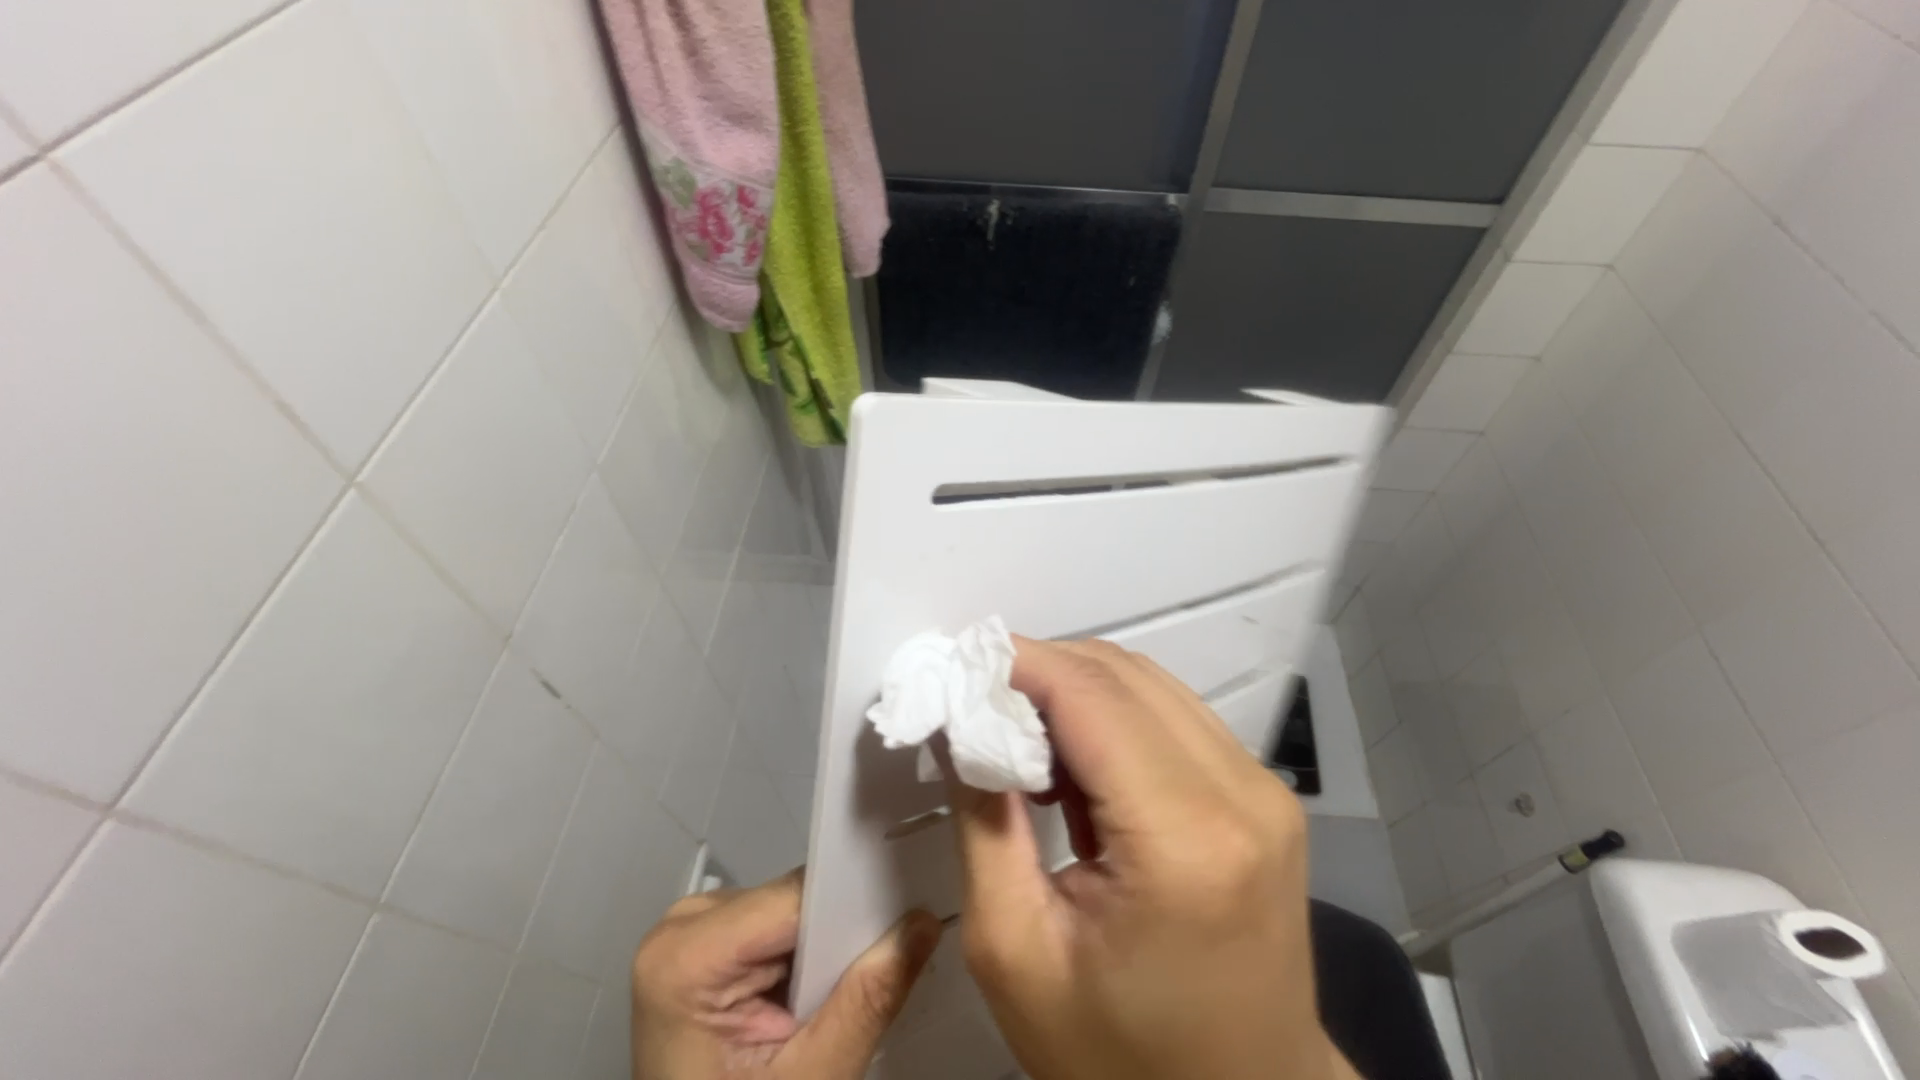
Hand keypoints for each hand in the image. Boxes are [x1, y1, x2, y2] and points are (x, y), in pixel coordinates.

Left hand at [630, 869, 943, 1079]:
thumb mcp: (810, 1078)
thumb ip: (865, 1002)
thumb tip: (923, 922)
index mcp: (687, 954)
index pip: (796, 899)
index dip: (856, 905)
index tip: (914, 911)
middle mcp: (684, 923)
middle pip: (793, 899)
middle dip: (844, 930)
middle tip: (896, 959)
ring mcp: (692, 930)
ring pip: (791, 908)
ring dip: (829, 944)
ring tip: (854, 986)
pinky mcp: (704, 944)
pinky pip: (776, 925)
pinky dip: (807, 955)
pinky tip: (822, 990)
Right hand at [943, 638, 1357, 1079]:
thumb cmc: (1119, 1053)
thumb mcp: (1015, 951)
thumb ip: (984, 822)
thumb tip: (965, 725)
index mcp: (1184, 841)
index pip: (1091, 697)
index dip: (1017, 665)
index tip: (957, 669)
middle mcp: (1242, 796)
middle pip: (1123, 677)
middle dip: (1040, 673)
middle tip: (978, 712)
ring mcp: (1266, 792)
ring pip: (1151, 686)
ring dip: (1076, 695)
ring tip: (1024, 753)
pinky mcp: (1266, 798)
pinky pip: (1177, 719)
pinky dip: (1115, 721)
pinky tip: (1077, 775)